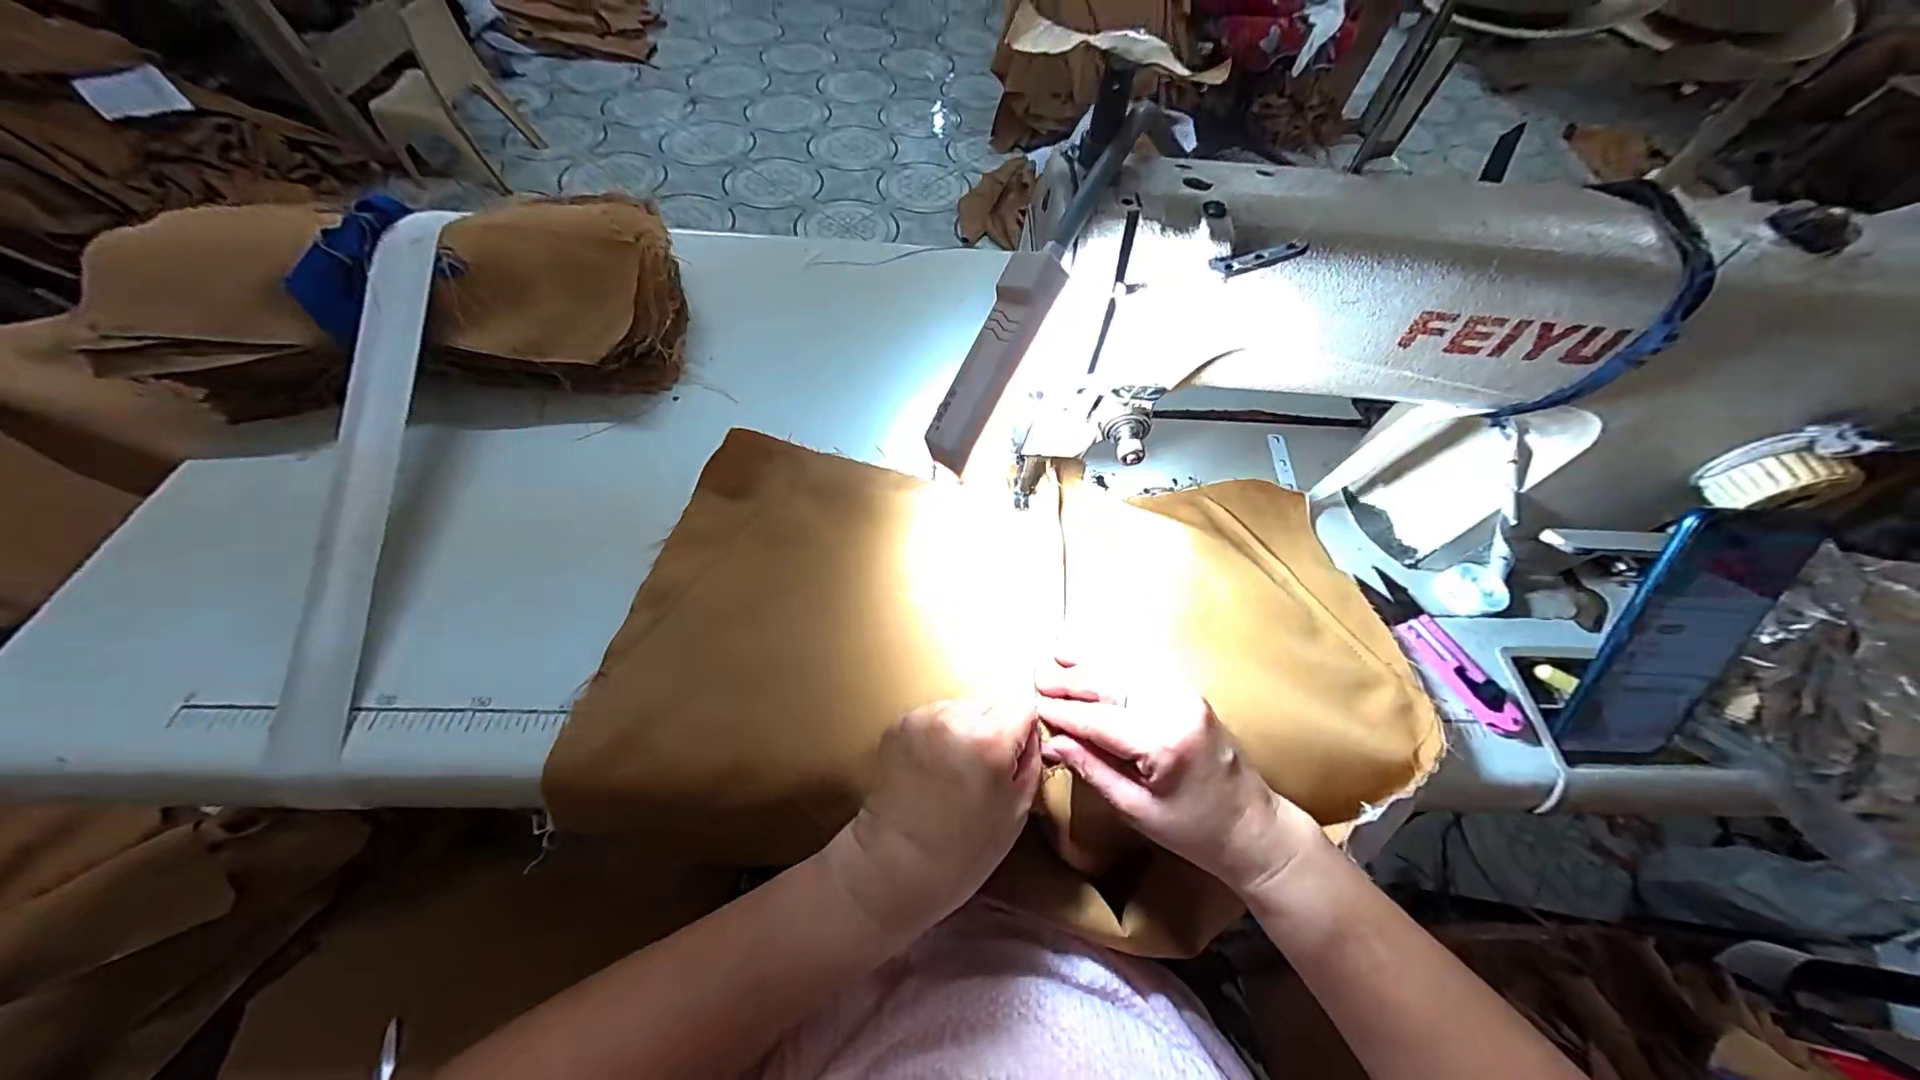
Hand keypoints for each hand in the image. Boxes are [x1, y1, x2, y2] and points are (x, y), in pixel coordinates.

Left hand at [825, 701, 1040, 936]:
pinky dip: (938, 735)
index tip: (1013, 759)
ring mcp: (924, 718)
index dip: (1022, 735)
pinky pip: (934, 718)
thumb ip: (1031, 760)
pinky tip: (933, 768)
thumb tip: (1031, 732)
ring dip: (964, 730)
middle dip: (992, 731)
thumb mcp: (1017, 809)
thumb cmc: (965, 848)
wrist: (898, 863)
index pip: (1023, 710)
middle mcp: (957, 717)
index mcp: (992, 738)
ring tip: (954, 771)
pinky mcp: (900, 723)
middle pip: (991, 707)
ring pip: (961, 709)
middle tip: (980, 771)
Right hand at [1035, 656, 1325, 896]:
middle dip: (1072, 681)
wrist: (1253, 828)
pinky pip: (1148, 669)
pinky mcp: (1192, 694)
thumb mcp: (1135, 810)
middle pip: (1112, 684)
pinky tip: (1099, 657)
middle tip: (1039, 677)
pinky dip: (1119, 661)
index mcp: (1163, 743)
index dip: (1063, 713)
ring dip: (1092, 662)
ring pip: (1129, 668)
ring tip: (1060, 655)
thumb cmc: (1194, 830)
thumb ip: (1092, 769)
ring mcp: (1188, 696)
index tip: (1035, 707)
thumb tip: (1053, 744)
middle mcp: (1176, 709)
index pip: (1098, 719)